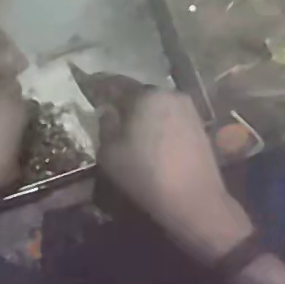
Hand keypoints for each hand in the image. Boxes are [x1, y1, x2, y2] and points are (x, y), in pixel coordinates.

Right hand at [96, 84, 252, 261]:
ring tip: (129, 128)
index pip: (114, 83)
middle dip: (122, 101)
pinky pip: (170, 118)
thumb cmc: (145, 175)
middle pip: (138, 93)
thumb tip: (109, 113)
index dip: (96, 85)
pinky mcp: (199, 125)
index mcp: (144, 95)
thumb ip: (105, 126)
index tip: (85, 85)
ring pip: (156, 106)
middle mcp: (169, 94)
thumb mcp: (109, 154)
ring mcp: (188, 109)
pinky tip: (150, 139)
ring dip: (142, 113)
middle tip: (107, 111)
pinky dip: (157, 124)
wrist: (194, 200)